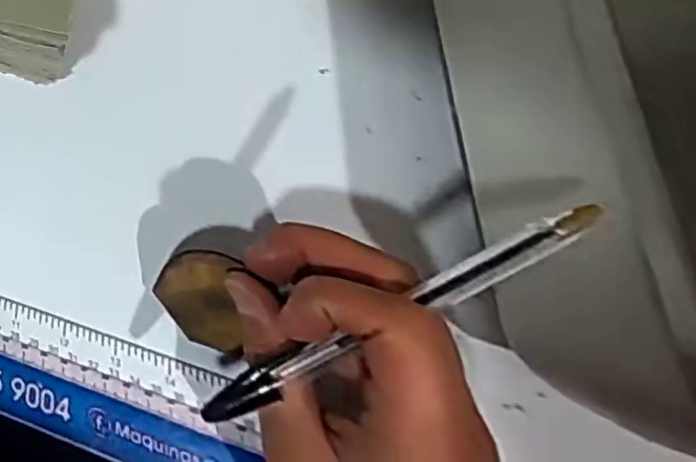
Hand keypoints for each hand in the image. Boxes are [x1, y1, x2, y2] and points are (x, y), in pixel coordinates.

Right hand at [224, 225, 496, 461]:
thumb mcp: (299, 459)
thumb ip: (273, 367)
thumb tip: (247, 288)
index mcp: (430, 423)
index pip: (401, 320)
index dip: (332, 295)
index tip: (284, 319)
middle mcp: (448, 400)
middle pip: (400, 286)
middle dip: (323, 255)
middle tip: (264, 258)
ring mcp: (440, 396)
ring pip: (391, 293)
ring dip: (323, 270)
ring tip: (269, 275)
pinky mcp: (421, 400)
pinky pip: (379, 326)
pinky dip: (330, 305)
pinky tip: (292, 318)